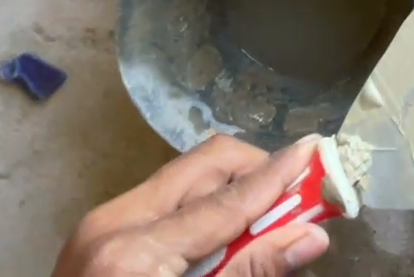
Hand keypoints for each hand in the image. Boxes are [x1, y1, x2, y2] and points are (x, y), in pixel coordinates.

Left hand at [53, 135, 332, 276]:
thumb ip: (250, 274)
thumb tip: (312, 236)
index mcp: (132, 254)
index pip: (227, 199)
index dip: (277, 174)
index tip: (316, 149)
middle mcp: (112, 222)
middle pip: (207, 163)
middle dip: (256, 171)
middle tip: (295, 193)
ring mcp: (99, 226)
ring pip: (187, 176)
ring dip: (232, 190)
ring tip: (262, 222)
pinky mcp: (97, 236)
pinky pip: (167, 201)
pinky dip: (203, 209)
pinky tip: (221, 239)